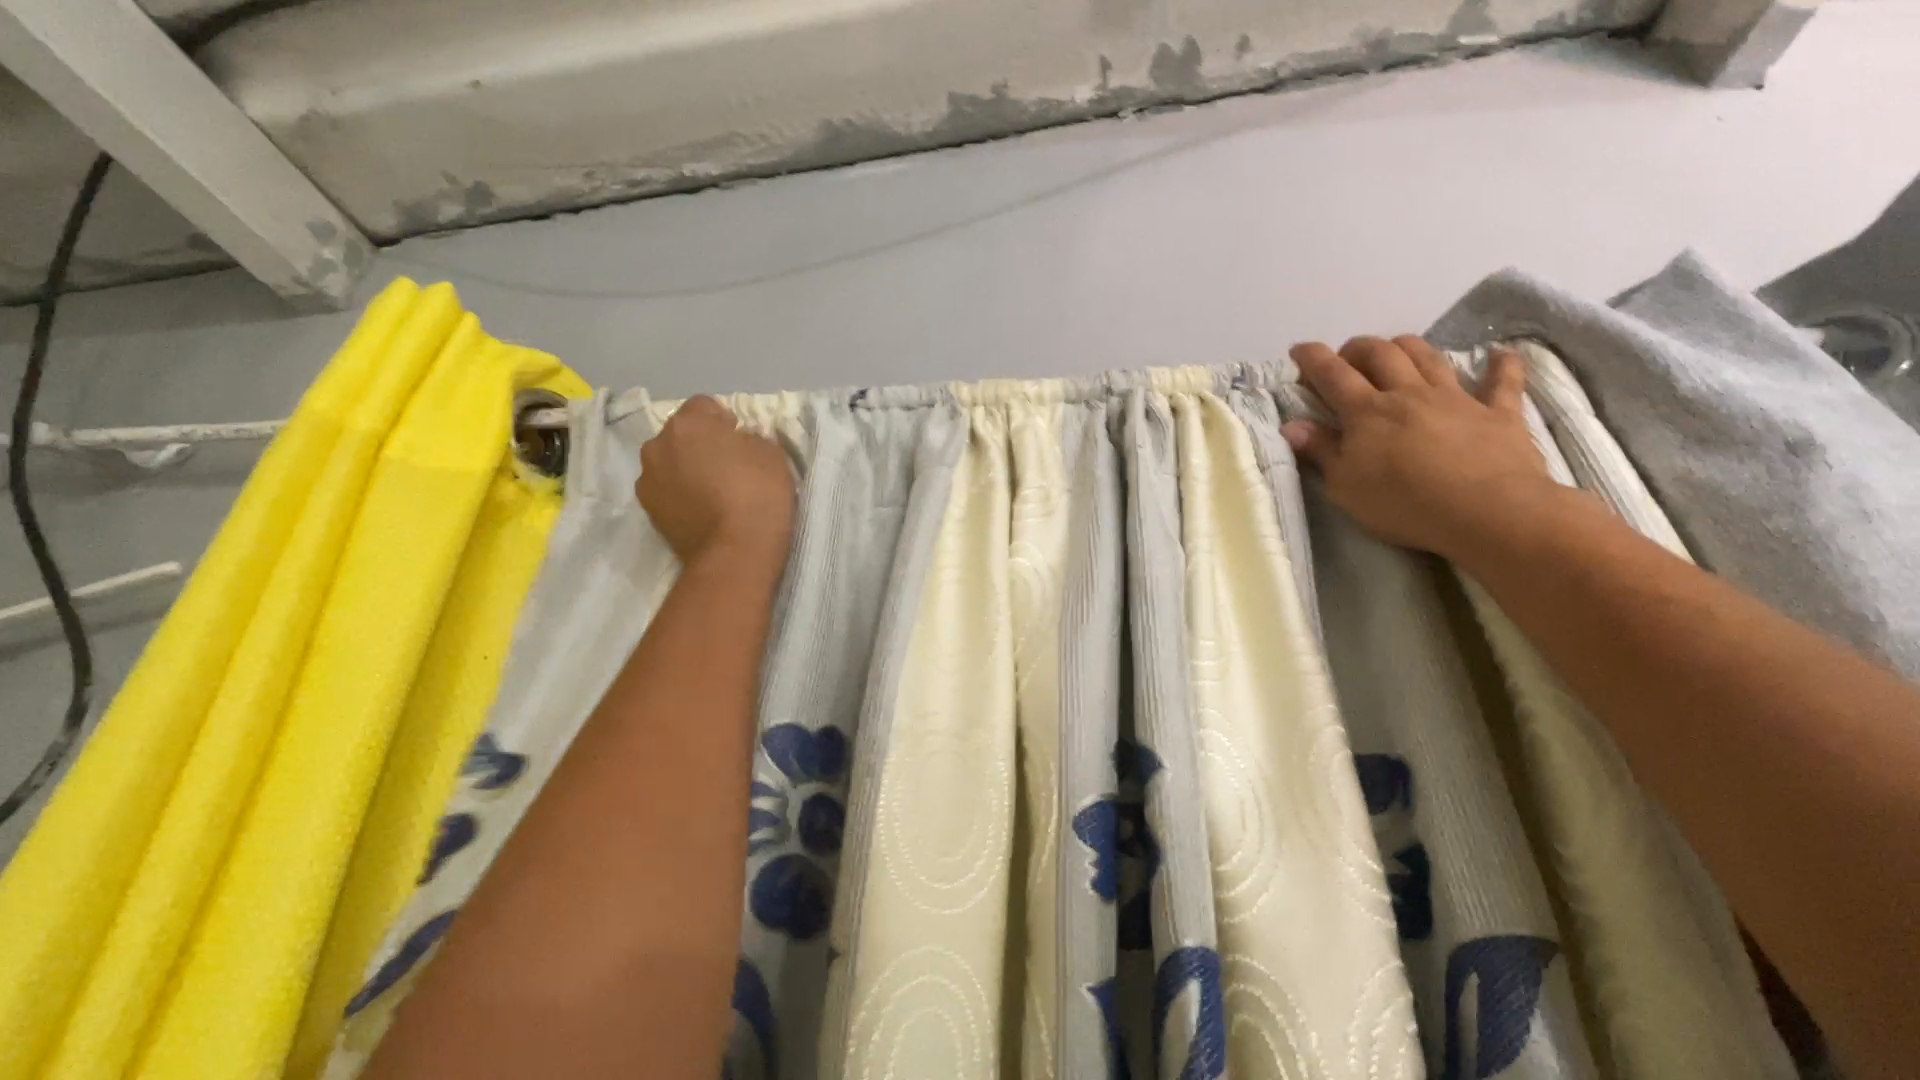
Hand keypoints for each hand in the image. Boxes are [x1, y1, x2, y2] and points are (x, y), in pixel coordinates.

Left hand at [637, 396, 795, 564]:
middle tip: (726, 466)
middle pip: (681, 434)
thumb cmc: (758, 495)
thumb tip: (739, 441)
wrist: (735, 553)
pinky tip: (701, 511)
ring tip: (712, 492)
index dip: (724, 421)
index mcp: (687, 423)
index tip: (740, 441)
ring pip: (669, 463)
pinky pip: (666, 491)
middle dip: (700, 444)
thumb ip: (750, 438)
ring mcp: (648, 480)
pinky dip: (679, 495)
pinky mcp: (648, 512)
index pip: (705, 406)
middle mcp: (658, 445)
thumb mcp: (771, 453)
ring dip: (686, 469)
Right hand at [1283, 336, 1564, 562]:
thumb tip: (1293, 424)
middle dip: (1358, 348)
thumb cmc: (1405, 504)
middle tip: (1347, 358)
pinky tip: (1500, 354)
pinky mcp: (1498, 413)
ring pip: (1428, 357)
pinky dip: (1501, 365)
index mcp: (1367, 412)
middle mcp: (1409, 394)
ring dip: (1408, 347)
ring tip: (1397, 350)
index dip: (1312, 358)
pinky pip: (1502, 382)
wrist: (1488, 512)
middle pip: (1381, 354)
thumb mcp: (1346, 487)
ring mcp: (1456, 399)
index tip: (1299, 350)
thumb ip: (1322, 451)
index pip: (1332, 375)